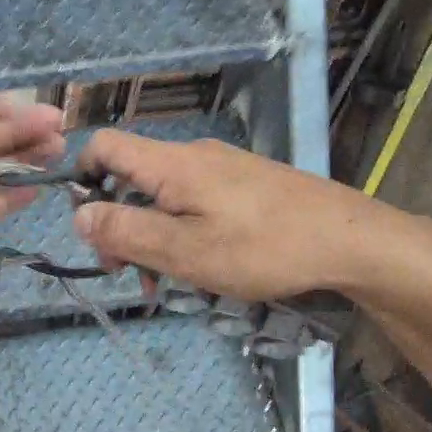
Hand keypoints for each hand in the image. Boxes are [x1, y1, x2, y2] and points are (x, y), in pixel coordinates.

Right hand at [72, 130, 409, 300]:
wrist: (353, 242)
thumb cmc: (261, 247)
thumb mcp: (183, 250)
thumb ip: (124, 231)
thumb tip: (77, 215)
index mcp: (170, 164)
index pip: (104, 145)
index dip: (81, 177)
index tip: (89, 226)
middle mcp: (192, 157)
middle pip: (131, 178)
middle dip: (119, 224)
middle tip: (127, 273)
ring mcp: (223, 170)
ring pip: (163, 198)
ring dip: (152, 239)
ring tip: (166, 286)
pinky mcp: (246, 186)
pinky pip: (195, 204)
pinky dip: (183, 235)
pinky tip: (202, 271)